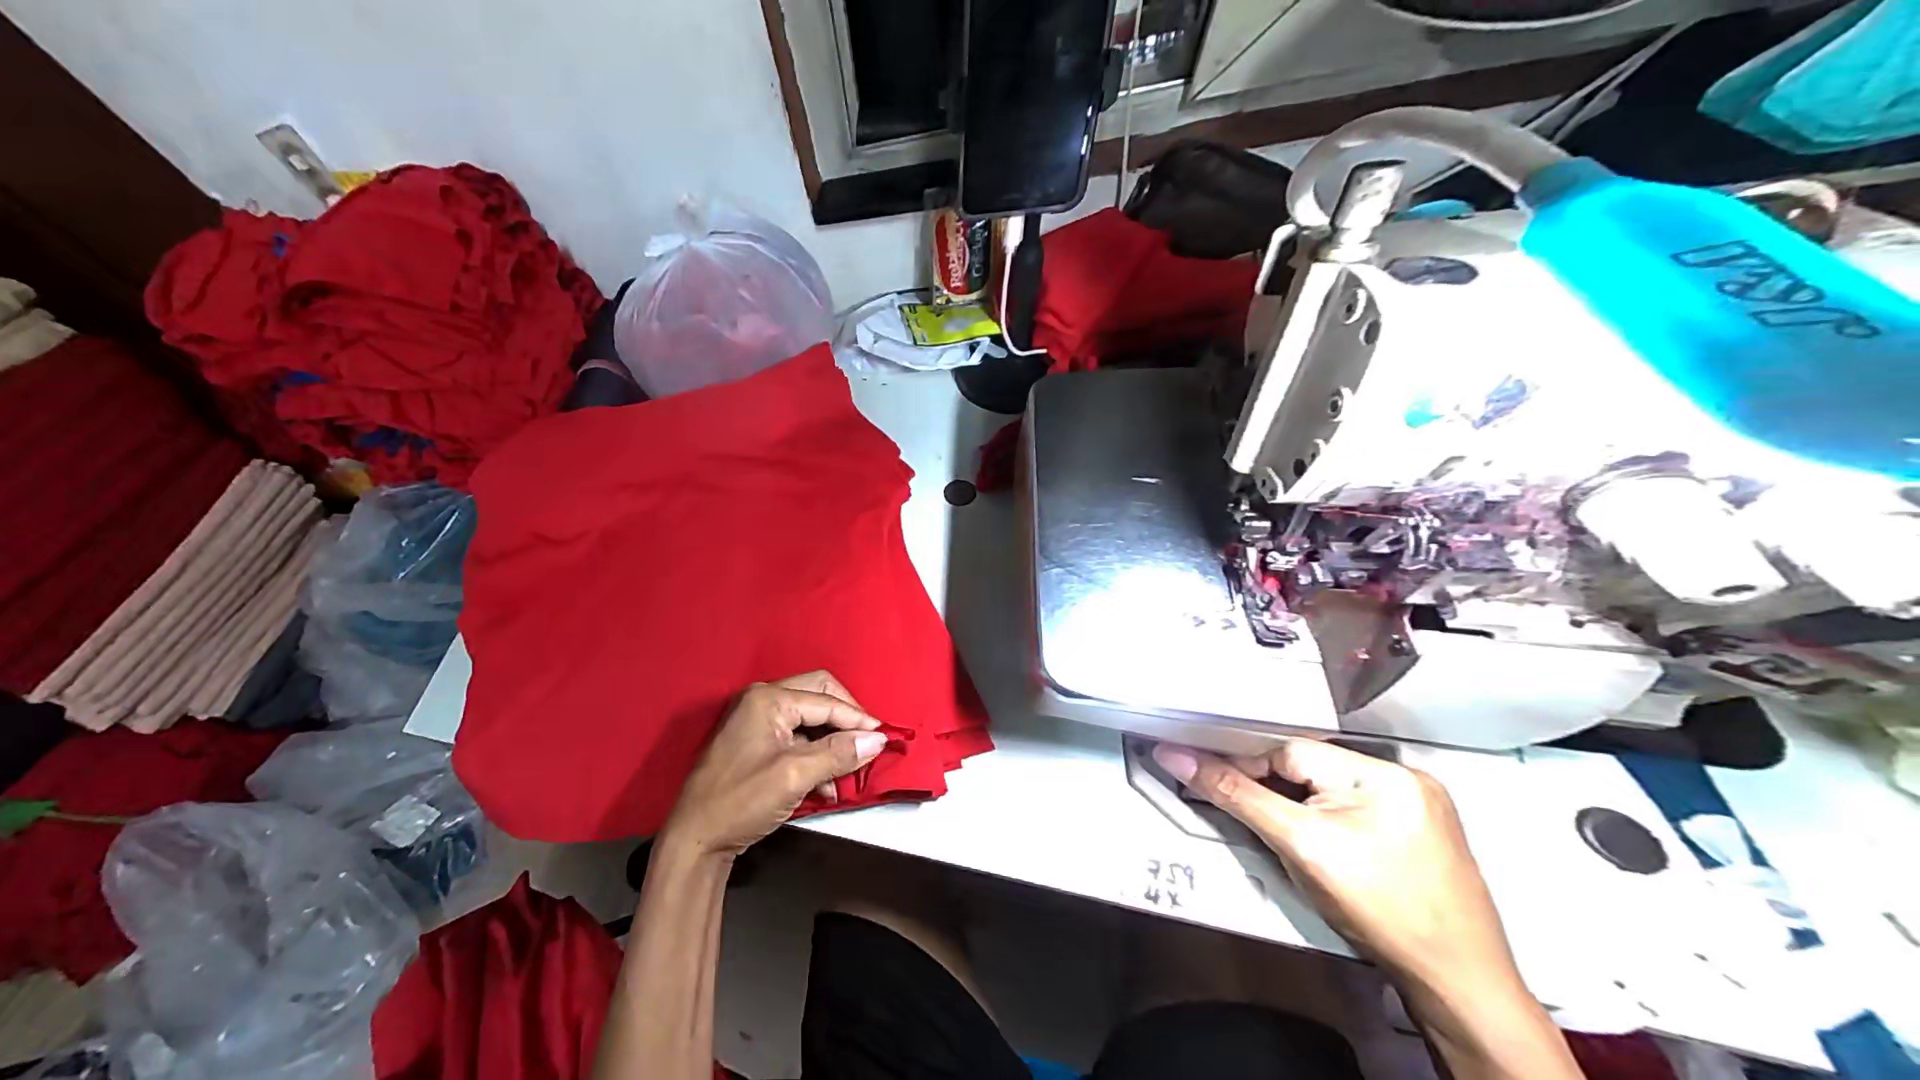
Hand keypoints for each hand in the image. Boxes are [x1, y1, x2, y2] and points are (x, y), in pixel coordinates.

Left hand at [662, 672, 887, 857]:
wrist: (694, 840)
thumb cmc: (741, 801)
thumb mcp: (795, 776)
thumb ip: (839, 754)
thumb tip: (877, 739)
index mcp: (768, 699)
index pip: (826, 700)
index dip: (858, 719)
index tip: (884, 738)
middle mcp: (762, 700)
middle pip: (819, 697)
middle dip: (846, 721)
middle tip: (868, 743)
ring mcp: (756, 720)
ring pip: (810, 719)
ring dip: (831, 742)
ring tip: (848, 772)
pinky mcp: (755, 742)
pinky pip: (796, 737)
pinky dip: (815, 755)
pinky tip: (825, 785)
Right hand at [1150, 739, 1519, 994]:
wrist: (1458, 985)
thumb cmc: (1388, 920)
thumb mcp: (1299, 849)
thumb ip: (1236, 796)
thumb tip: (1183, 760)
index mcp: (1383, 775)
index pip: (1288, 751)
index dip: (1246, 765)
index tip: (1206, 773)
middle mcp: (1405, 779)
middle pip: (1309, 767)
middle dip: (1272, 787)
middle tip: (1251, 817)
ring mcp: (1417, 805)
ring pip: (1327, 787)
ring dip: (1296, 803)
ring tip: (1293, 840)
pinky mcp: (1420, 829)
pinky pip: (1352, 804)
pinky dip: (1324, 816)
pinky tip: (1321, 847)